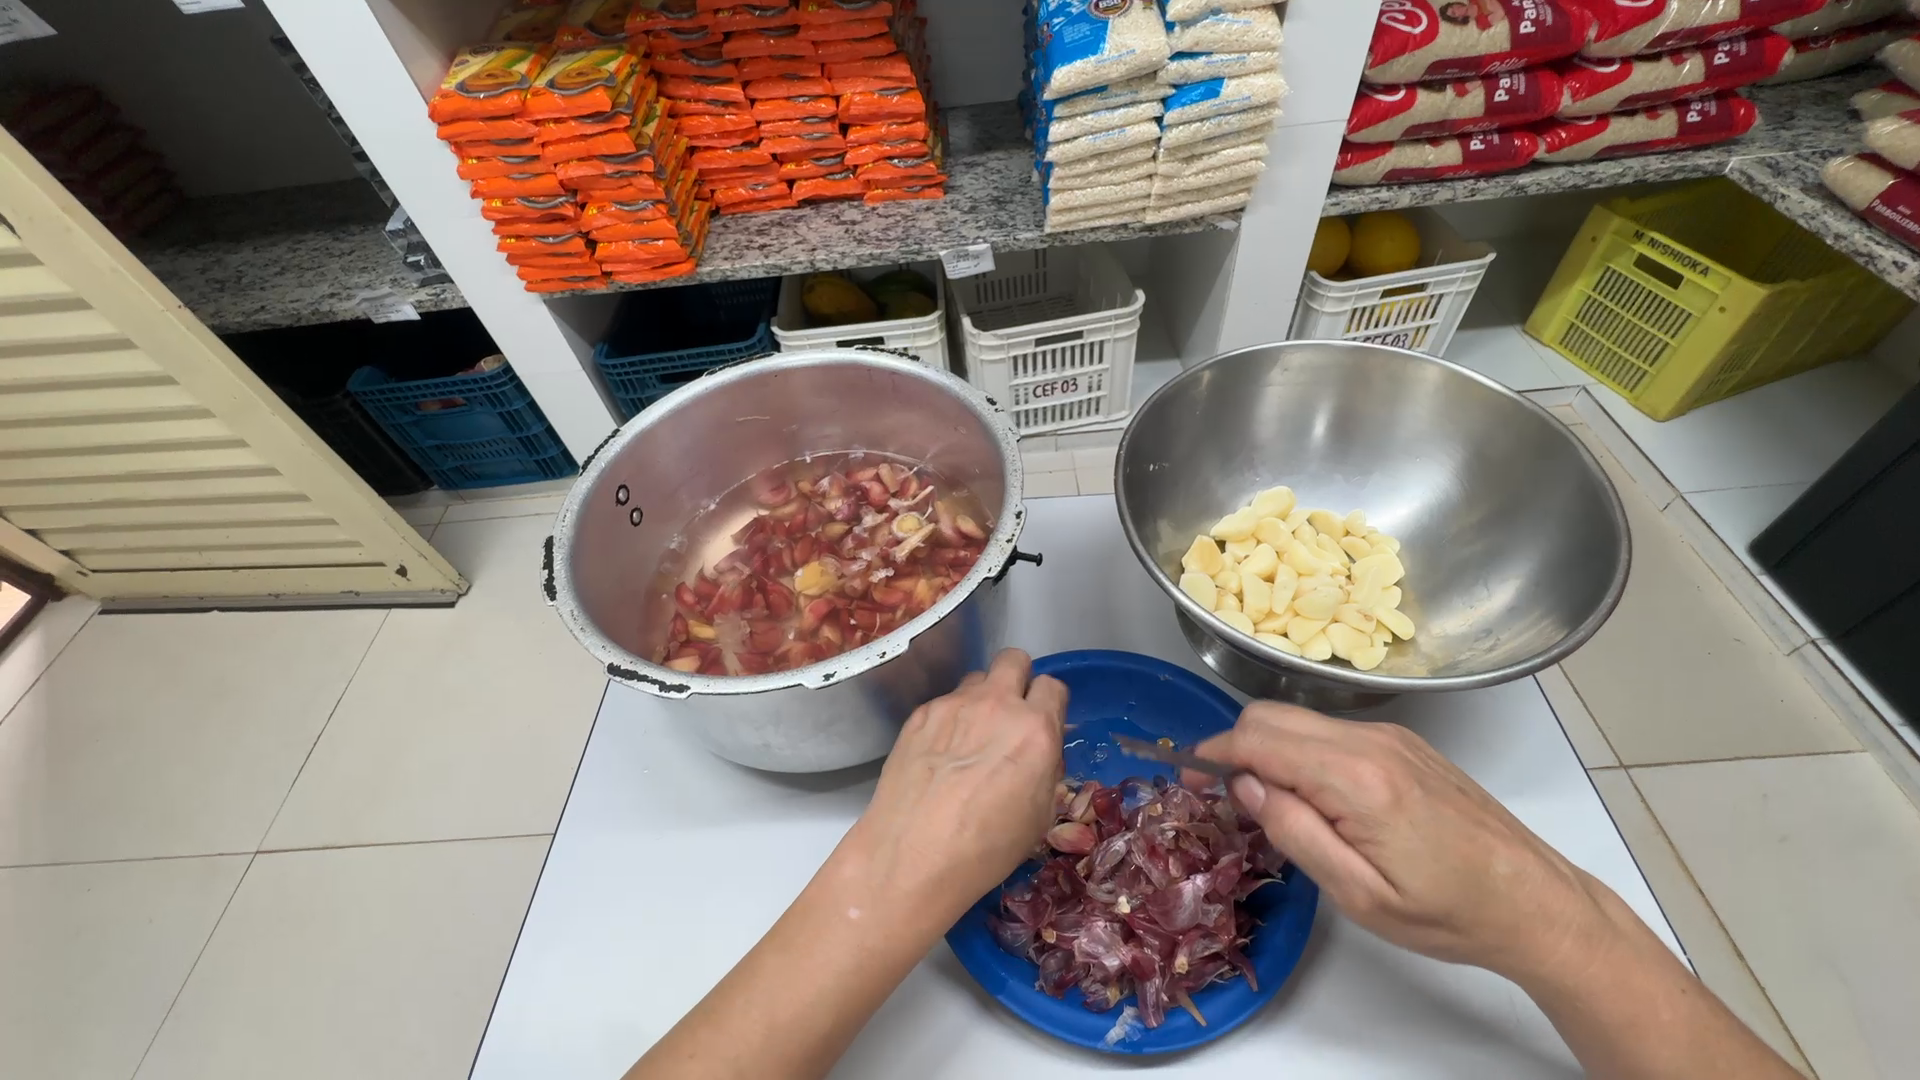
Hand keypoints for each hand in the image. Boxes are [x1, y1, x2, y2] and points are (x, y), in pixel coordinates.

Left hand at [848, 649, 1068, 926]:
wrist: (912, 856)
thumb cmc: (986, 849)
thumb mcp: (1039, 815)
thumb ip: (1045, 766)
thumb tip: (1039, 750)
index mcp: (1035, 730)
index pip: (1053, 686)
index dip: (1049, 704)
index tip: (1042, 722)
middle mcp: (996, 705)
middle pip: (1014, 659)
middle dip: (1017, 679)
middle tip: (1009, 713)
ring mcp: (954, 704)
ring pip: (977, 678)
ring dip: (981, 698)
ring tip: (970, 736)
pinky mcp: (920, 713)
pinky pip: (944, 702)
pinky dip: (949, 720)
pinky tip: (939, 754)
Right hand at [1189, 703, 1607, 981]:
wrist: (1536, 902)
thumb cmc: (1446, 912)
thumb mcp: (1358, 894)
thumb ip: (1292, 831)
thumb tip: (1244, 784)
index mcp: (1356, 778)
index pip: (1258, 740)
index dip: (1212, 753)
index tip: (1187, 778)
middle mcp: (1369, 741)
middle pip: (1270, 715)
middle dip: (1235, 745)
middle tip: (1225, 794)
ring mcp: (1388, 736)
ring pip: (1297, 718)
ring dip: (1267, 747)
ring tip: (1271, 801)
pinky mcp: (1402, 742)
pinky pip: (1328, 729)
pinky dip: (1300, 749)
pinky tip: (1314, 794)